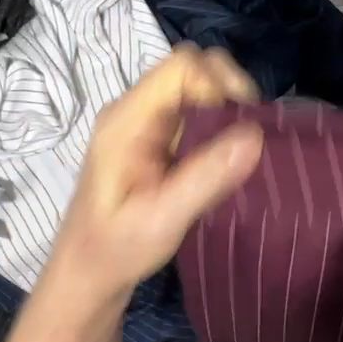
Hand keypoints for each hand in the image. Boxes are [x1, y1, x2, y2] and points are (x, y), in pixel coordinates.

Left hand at [49, 44, 264, 301]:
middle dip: (228, 90)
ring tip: (241, 146)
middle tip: (247, 132)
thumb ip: (206, 177)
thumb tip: (255, 135)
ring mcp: (148, 121)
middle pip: (192, 66)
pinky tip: (227, 156)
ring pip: (198, 85)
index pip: (182, 66)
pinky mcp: (159, 136)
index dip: (218, 84)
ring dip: (227, 107)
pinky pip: (197, 109)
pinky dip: (220, 123)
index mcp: (127, 119)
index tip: (239, 125)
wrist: (87, 275)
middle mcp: (137, 109)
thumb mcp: (162, 220)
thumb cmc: (116, 250)